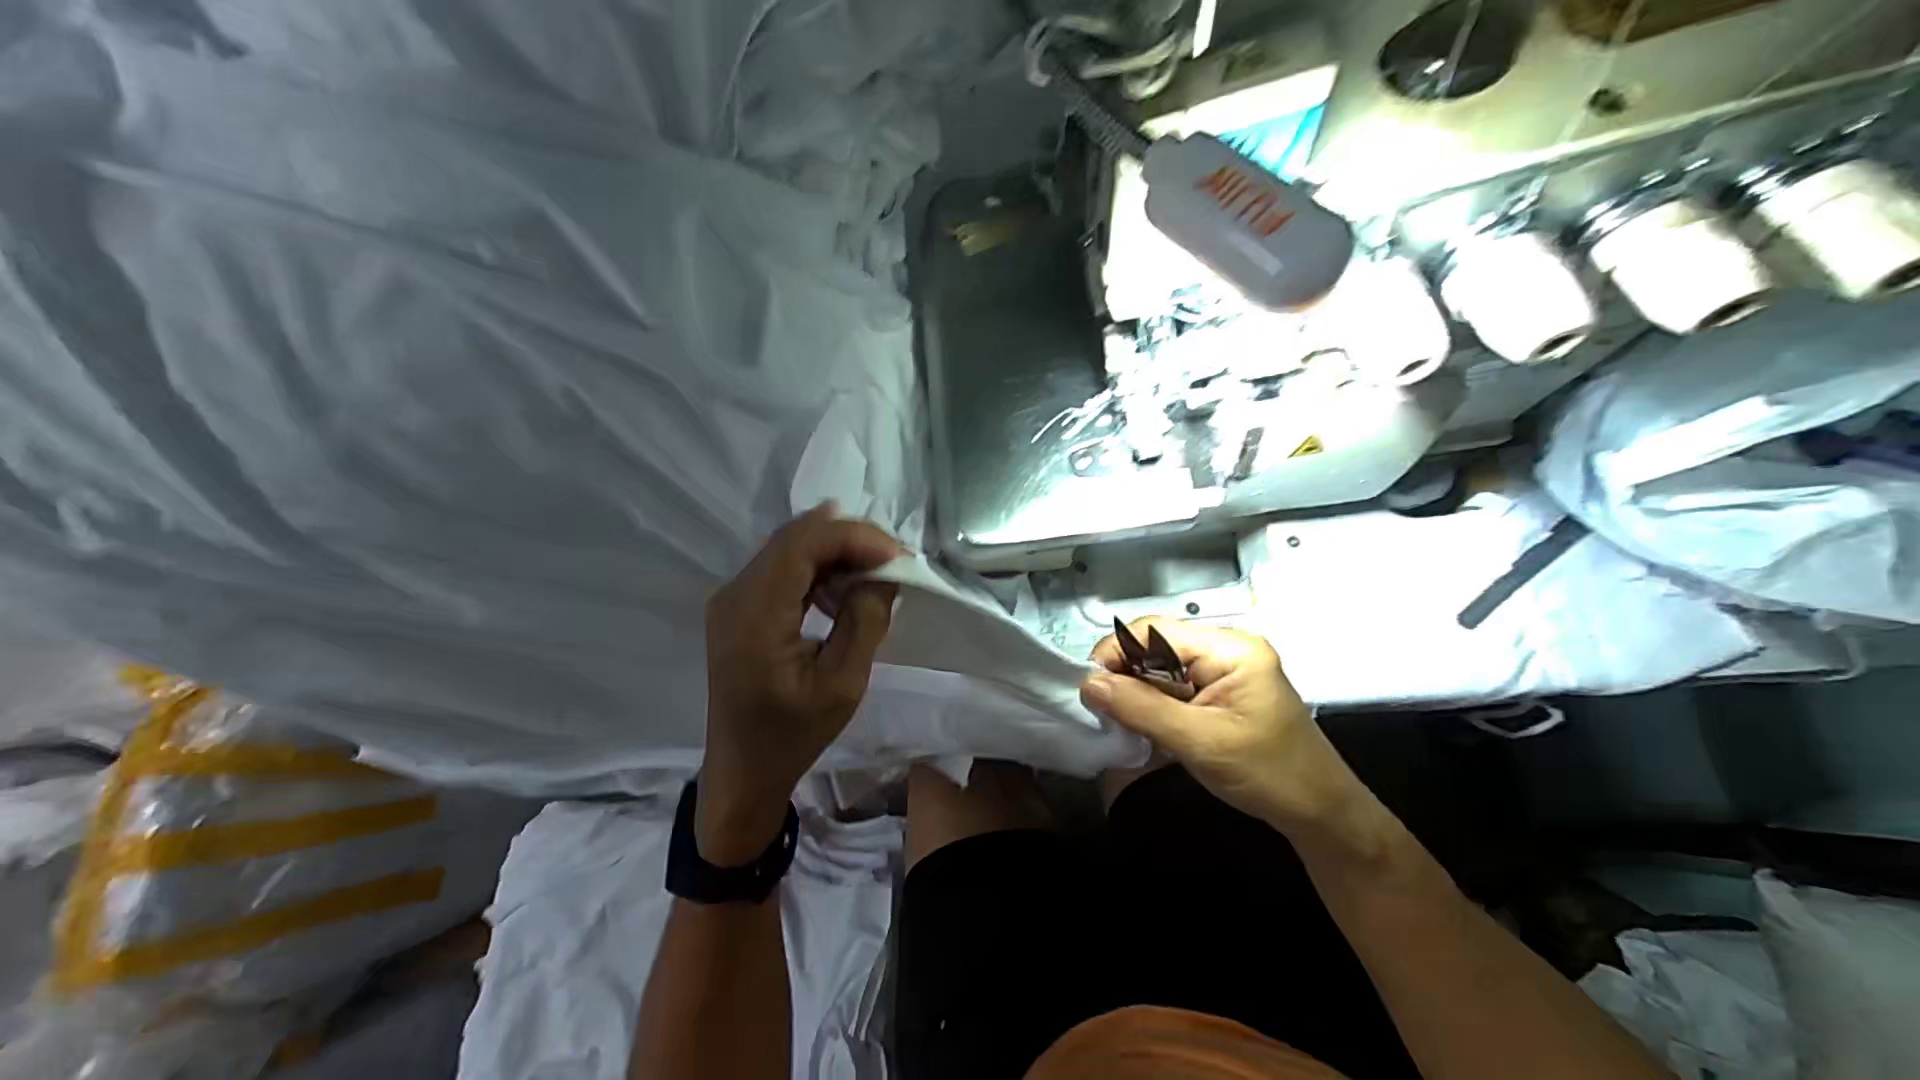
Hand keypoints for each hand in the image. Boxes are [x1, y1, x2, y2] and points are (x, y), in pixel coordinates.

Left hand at [699, 503, 902, 864]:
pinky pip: (781, 567)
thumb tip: (884, 573)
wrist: (743, 769)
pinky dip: (818, 567)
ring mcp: (731, 597)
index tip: (898, 557)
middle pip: (795, 537)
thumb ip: (865, 620)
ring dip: (836, 550)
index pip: (802, 544)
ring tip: (877, 573)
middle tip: (894, 561)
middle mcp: (734, 594)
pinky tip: (844, 588)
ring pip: (789, 546)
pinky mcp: (738, 605)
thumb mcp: (843, 684)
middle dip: (850, 539)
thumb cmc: (793, 735)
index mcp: (754, 615)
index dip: (854, 538)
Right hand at [1081, 618, 1379, 848]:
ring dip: (1136, 693)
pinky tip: (1143, 727)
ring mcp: (1223, 670)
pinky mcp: (1219, 691)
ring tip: (1121, 722)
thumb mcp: (1199, 742)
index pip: (1155, 631)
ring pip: (1159, 668)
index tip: (1091, 689)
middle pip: (1155, 647)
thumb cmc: (1268, 775)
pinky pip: (1172, 687)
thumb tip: (1088, 684)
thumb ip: (1141, 708)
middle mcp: (1225, 649)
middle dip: (1125, 675)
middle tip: (1102, 710)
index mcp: (1230, 649)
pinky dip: (1152, 705)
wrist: (1320, 813)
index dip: (1116, 653)